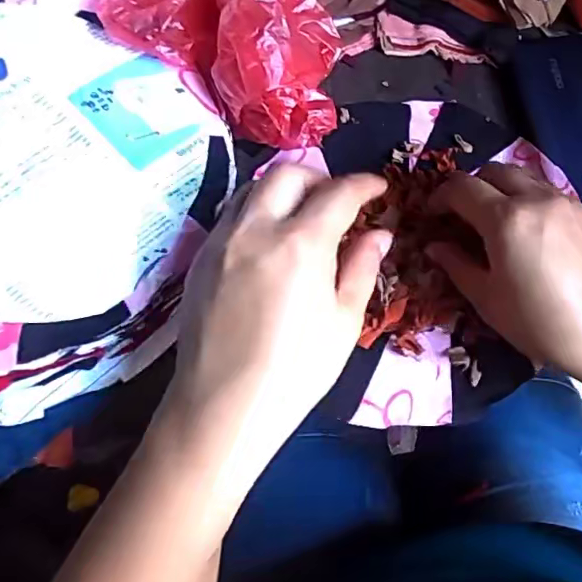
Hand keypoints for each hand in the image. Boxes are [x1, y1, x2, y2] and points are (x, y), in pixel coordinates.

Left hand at [170, 166, 389, 454]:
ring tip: (306, 215)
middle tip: (341, 201)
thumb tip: (379, 233)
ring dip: (286, 189)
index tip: (380, 187)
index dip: (364, 184)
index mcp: (301, 244)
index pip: (338, 193)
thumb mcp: (345, 321)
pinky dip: (260, 209)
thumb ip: (362, 267)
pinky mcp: (201, 259)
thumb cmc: (297, 370)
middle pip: (289, 174)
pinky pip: (233, 214)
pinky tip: (273, 241)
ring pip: (254, 188)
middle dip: (321, 177)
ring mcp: (222, 241)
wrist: (223, 407)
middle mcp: (256, 229)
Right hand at [427, 164, 581, 389]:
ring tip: (499, 221)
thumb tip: (436, 246)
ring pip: (526, 178)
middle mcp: (536, 198)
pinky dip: (532, 201)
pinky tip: (534, 233)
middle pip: (494, 170)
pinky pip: (551, 194)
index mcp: (505, 217)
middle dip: (472, 186)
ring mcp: (567, 203)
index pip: (462, 187)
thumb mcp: (487, 299)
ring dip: (503, 189)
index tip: (433, 215)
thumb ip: (456, 265)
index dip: (440, 197)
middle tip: (463, 215)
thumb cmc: (538, 322)